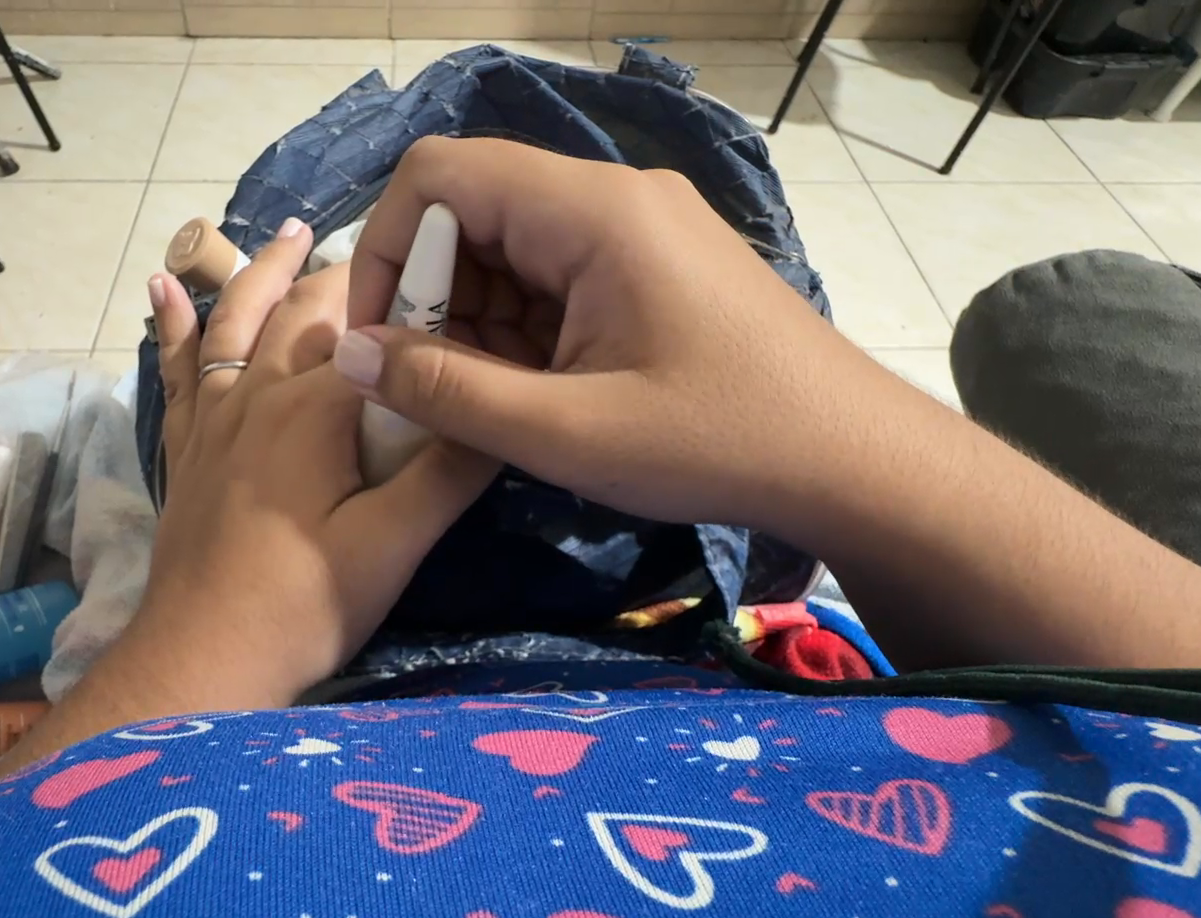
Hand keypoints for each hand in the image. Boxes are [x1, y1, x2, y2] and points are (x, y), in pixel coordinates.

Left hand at [128, 222, 497, 704]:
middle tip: (386, 241)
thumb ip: (449, 473)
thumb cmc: (304, 606)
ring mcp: (213, 422)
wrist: (202, 660)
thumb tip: (500, 409)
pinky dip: (176, 326)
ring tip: (288, 233)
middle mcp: (257, 396)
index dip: (417, 305)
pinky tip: (164, 289)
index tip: (455, 273)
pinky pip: (180, 371)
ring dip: (264, 274)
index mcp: (313, 409)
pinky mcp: (188, 453)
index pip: (374, 333)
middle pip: (303, 314)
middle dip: (346, 274)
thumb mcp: (394, 545)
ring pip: (236, 324)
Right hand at [335, 136, 926, 533]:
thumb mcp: (564, 431)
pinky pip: (555, 282)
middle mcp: (613, 199)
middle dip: (433, 298)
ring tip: (492, 404)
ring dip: (478, 324)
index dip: (384, 248)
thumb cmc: (712, 444)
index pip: (441, 174)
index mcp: (591, 211)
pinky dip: (523, 335)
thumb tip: (352, 356)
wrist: (849, 461)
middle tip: (437, 388)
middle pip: (475, 212)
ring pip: (512, 253)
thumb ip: (447, 392)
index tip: (378, 339)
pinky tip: (537, 395)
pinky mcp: (652, 272)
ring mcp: (638, 234)